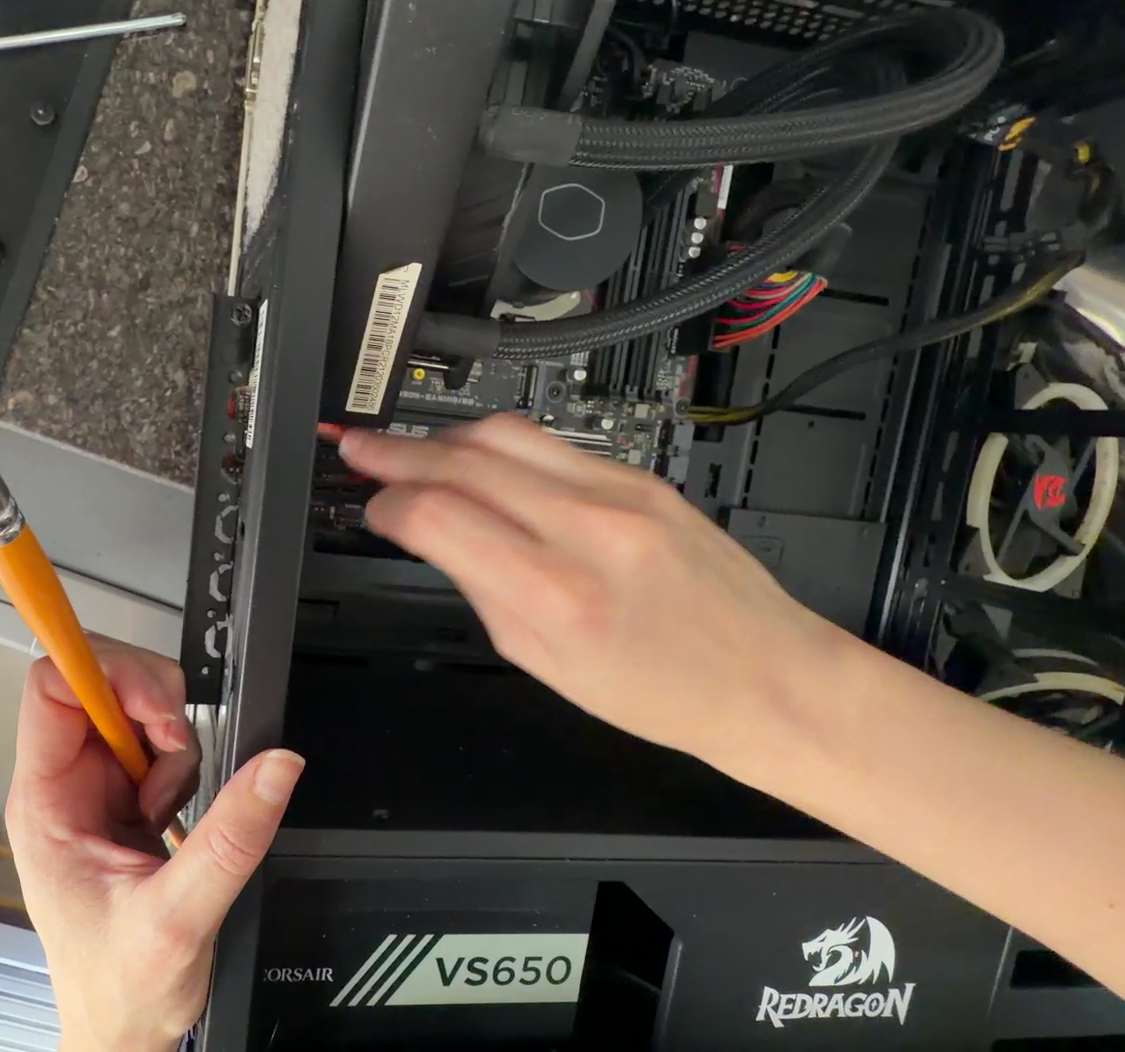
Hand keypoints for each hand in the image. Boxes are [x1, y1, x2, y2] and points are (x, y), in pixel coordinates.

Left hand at [5, 638, 304, 1051]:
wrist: (124, 1026)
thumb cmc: (119, 989)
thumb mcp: (179, 918)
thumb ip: (231, 837)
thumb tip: (276, 765)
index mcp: (46, 803)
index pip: (51, 687)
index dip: (108, 674)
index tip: (159, 705)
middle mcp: (64, 782)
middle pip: (101, 681)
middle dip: (153, 703)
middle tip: (178, 749)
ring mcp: (95, 784)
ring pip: (137, 706)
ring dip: (172, 743)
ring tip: (169, 808)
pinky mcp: (124, 791)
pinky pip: (160, 740)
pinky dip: (183, 764)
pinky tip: (172, 813)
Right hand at [337, 414, 859, 771]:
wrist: (767, 678)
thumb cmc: (662, 691)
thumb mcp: (539, 660)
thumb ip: (478, 585)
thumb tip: (430, 533)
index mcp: (553, 594)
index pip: (437, 515)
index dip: (386, 503)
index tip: (370, 505)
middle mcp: (588, 528)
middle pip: (461, 457)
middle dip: (394, 450)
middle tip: (358, 447)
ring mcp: (621, 492)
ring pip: (502, 432)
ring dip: (442, 437)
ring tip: (410, 449)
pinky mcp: (641, 477)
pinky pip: (550, 442)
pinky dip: (496, 445)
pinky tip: (478, 460)